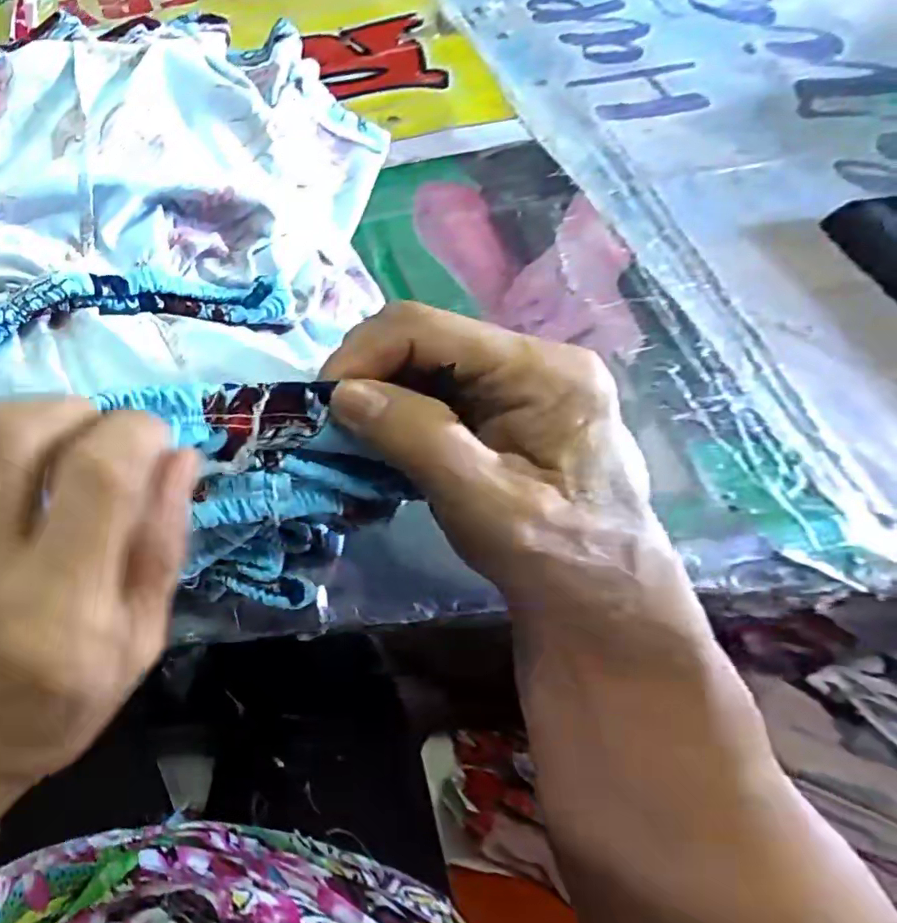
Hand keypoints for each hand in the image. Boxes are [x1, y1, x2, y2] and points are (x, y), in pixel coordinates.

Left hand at [0, 400, 197, 848]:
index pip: (96, 476)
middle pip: (8, 436)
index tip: (146, 436)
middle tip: (86, 429)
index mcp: (58, 611)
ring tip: (28, 440)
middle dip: (64, 411)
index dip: (133, 433)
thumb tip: (177, 452)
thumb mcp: (139, 640)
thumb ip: (160, 542)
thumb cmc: (62, 702)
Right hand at [318, 302, 690, 641]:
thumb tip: (341, 393)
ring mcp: (511, 379)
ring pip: (409, 358)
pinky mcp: (493, 401)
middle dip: (360, 374)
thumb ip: (415, 438)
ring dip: (370, 392)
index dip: (359, 357)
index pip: (422, 328)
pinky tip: (381, 440)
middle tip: (333, 425)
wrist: (600, 594)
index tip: (323, 407)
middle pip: (413, 335)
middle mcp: (528, 359)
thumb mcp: (481, 500)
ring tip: (354, 436)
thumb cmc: (552, 553)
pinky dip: (385, 407)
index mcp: (540, 371)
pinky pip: (419, 383)